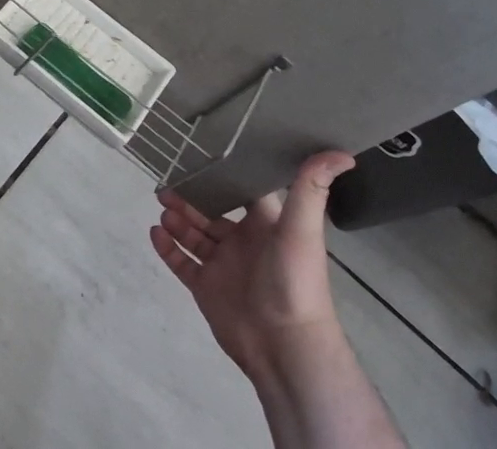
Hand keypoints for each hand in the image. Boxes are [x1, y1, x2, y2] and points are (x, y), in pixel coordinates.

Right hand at [149, 152, 357, 375]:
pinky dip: (167, 247)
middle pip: (211, 212)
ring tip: (162, 209)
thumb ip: (311, 189)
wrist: (282, 343)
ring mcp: (222, 266)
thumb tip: (340, 153)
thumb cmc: (293, 281)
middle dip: (189, 199)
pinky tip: (155, 233)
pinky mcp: (205, 286)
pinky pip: (180, 262)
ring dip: (177, 220)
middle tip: (166, 186)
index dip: (224, 176)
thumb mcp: (302, 230)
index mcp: (266, 227)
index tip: (201, 155)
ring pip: (193, 235)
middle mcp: (243, 242)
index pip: (243, 193)